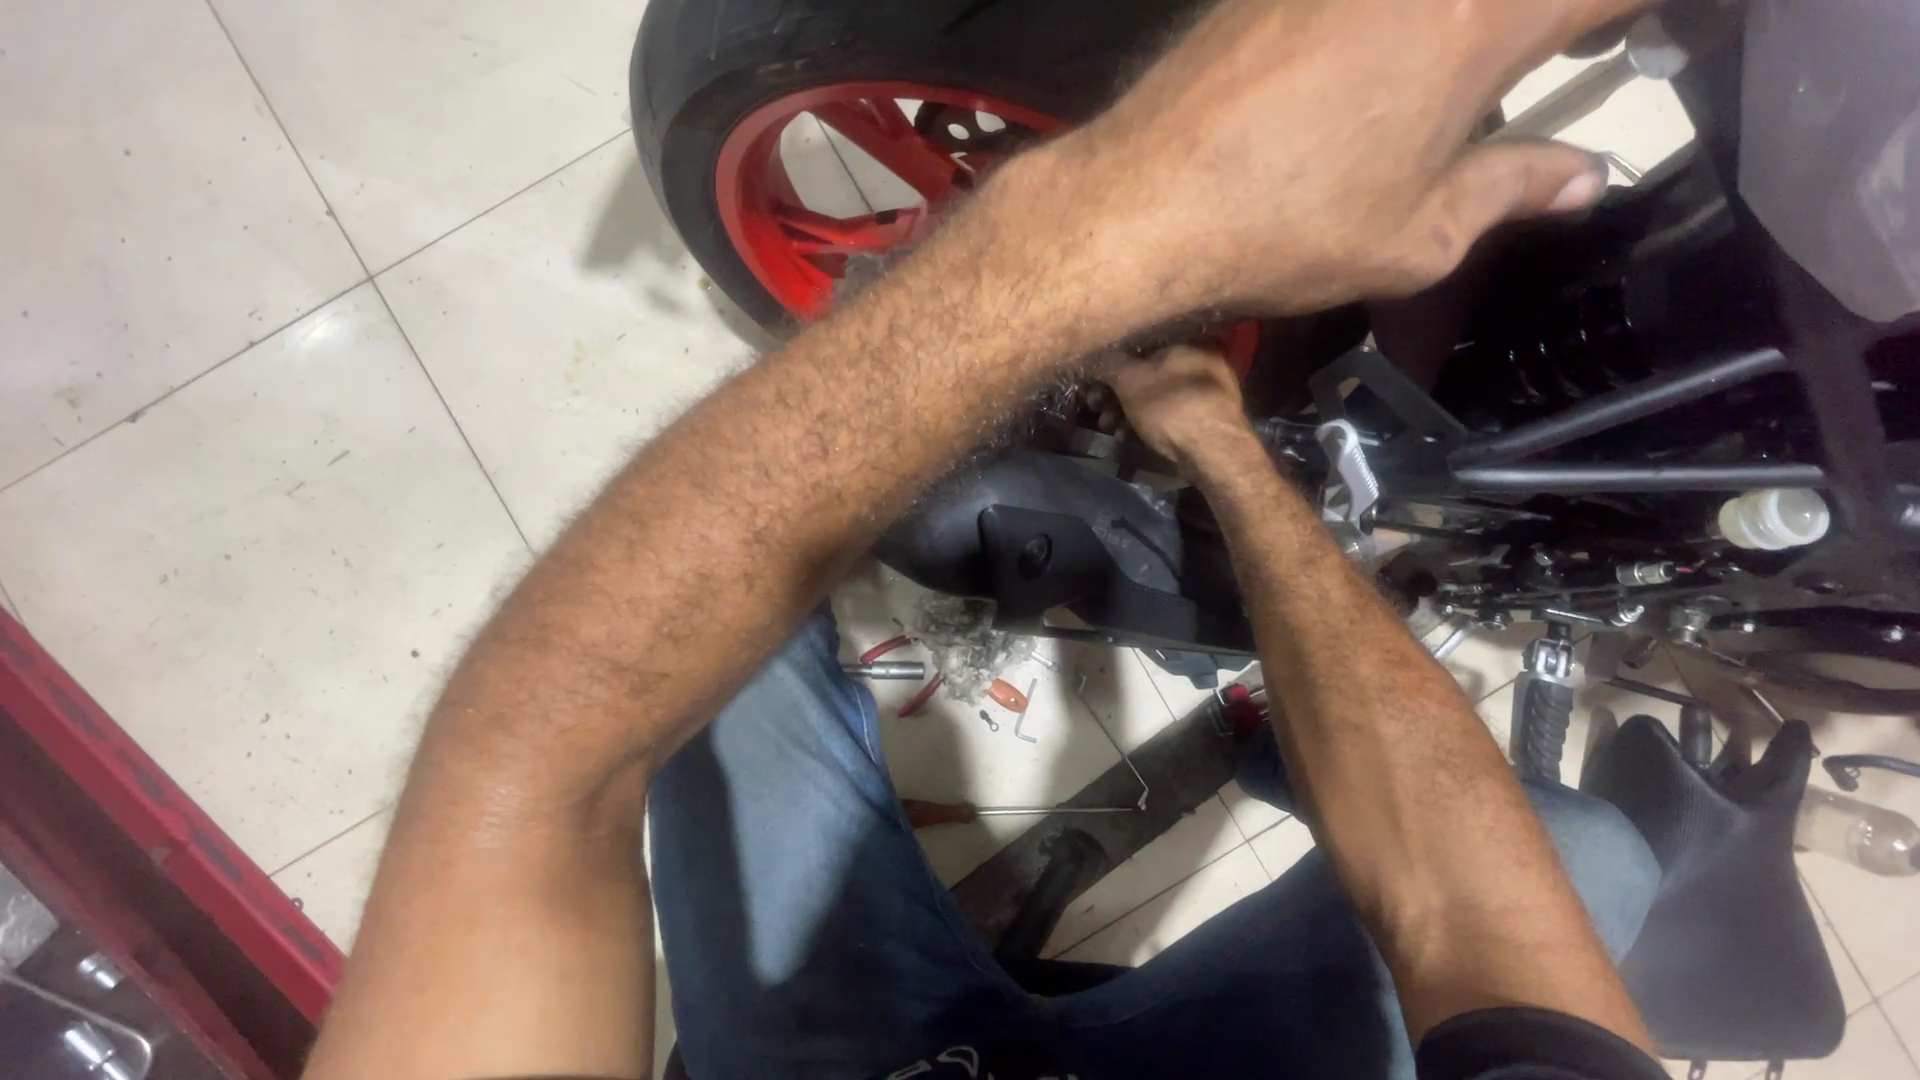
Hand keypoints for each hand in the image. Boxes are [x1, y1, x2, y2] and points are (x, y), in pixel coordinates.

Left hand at [1044, 0, 1633, 324]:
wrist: (1142, 204)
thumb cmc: (1280, 232)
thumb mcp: (1412, 241)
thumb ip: (1507, 193)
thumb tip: (1579, 177)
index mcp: (1484, 16)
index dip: (1638, 11)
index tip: (1638, 35)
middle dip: (1544, 22)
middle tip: (1542, 58)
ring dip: (1453, 28)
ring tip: (1449, 78)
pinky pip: (1354, 1)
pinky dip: (1383, 24)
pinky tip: (1367, 64)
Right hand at [1104, 345, 1248, 466]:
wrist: (1211, 450)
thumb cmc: (1168, 406)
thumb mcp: (1129, 380)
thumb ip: (1108, 363)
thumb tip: (1096, 355)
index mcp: (1187, 341)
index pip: (1139, 346)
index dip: (1111, 365)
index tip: (1094, 384)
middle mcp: (1201, 359)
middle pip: (1147, 373)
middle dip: (1116, 394)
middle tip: (1098, 410)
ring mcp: (1207, 389)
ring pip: (1157, 395)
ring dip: (1127, 411)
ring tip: (1110, 428)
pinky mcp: (1207, 416)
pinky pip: (1170, 412)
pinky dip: (1148, 422)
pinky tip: (1130, 437)